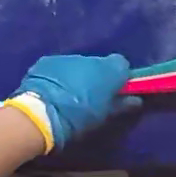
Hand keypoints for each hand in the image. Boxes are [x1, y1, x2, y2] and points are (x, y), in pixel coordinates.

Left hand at [3, 53, 138, 151]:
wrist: (40, 113)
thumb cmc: (78, 118)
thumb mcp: (105, 116)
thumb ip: (122, 105)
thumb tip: (135, 100)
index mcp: (108, 70)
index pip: (121, 64)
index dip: (118, 76)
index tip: (114, 90)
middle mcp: (88, 58)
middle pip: (98, 63)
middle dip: (96, 76)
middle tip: (90, 95)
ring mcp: (65, 58)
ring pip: (77, 64)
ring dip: (76, 75)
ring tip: (68, 94)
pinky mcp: (46, 61)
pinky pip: (58, 66)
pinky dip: (58, 75)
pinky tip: (52, 90)